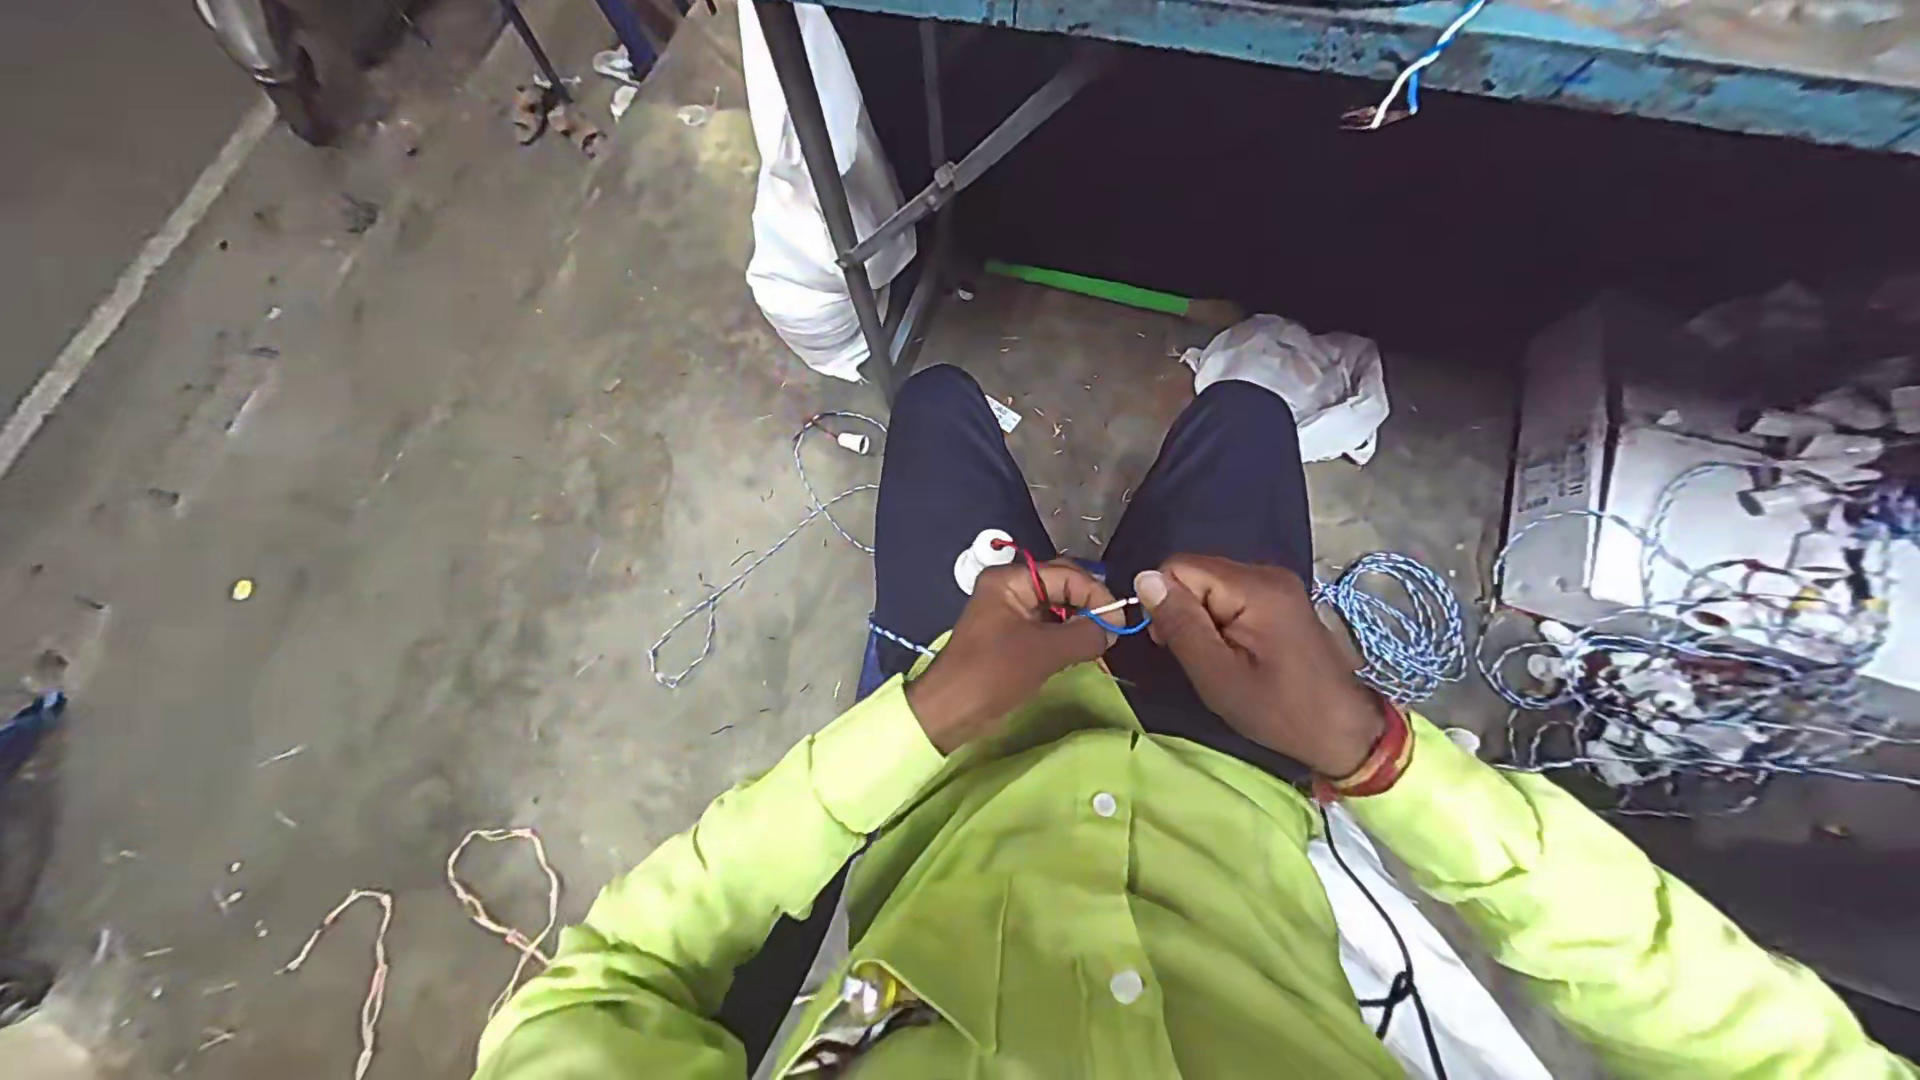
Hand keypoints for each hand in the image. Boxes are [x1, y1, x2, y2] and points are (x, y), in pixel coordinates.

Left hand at [906, 561, 1117, 753]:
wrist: (950, 712)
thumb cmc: (992, 673)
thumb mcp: (1044, 651)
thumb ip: (1084, 634)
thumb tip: (1113, 628)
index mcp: (1009, 580)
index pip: (1065, 574)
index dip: (1095, 594)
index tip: (1117, 622)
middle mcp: (1009, 588)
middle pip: (1062, 585)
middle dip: (1090, 605)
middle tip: (1114, 630)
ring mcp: (1011, 612)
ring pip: (1058, 607)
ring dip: (1082, 622)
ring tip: (1103, 641)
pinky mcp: (1013, 637)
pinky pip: (1049, 627)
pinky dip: (1069, 636)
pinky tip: (1086, 650)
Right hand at [1135, 555, 1384, 776]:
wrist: (1344, 732)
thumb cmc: (1278, 710)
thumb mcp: (1217, 674)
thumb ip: (1180, 623)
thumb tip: (1143, 578)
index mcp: (1254, 588)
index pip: (1179, 567)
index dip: (1165, 601)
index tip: (1172, 641)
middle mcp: (1266, 572)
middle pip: (1194, 571)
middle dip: (1181, 608)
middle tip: (1194, 653)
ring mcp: (1276, 583)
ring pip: (1208, 582)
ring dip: (1198, 615)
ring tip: (1213, 654)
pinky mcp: (1279, 596)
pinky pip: (1227, 592)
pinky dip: (1216, 617)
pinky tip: (1229, 647)